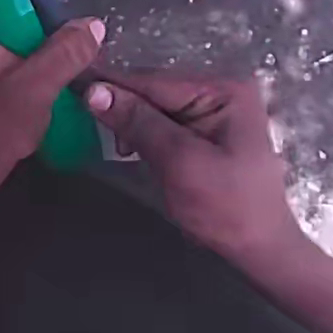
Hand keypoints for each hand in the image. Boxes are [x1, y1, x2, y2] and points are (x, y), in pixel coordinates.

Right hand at [84, 72, 307, 259]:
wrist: (260, 250)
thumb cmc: (226, 208)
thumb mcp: (179, 161)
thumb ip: (137, 122)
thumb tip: (93, 91)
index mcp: (223, 90)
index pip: (154, 81)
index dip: (111, 84)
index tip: (71, 81)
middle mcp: (220, 90)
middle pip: (153, 90)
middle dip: (122, 106)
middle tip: (87, 120)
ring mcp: (214, 110)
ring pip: (154, 106)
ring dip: (130, 121)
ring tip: (119, 146)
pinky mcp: (205, 130)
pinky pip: (162, 121)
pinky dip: (142, 132)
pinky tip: (132, 147)